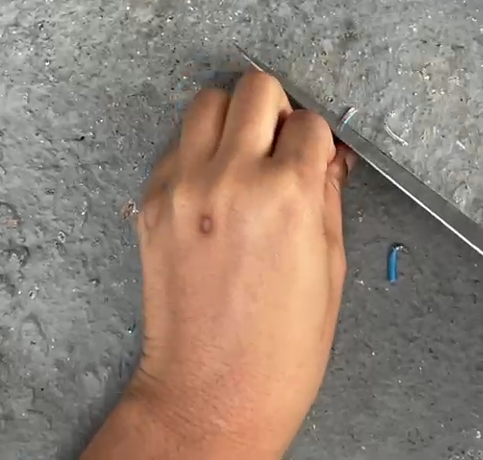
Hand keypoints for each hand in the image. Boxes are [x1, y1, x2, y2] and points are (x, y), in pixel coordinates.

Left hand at [82, 71, 353, 459]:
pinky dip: (197, 152)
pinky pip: (176, 144)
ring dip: (231, 118)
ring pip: (207, 101)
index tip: (312, 154)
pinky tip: (211, 188)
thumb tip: (330, 151)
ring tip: (240, 155)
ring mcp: (183, 185)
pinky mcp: (152, 199)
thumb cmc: (280, 347)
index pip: (308, 121)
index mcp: (285, 194)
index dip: (316, 138)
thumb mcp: (330, 267)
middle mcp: (230, 177)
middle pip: (254, 87)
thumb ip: (328, 193)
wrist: (209, 395)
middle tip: (277, 142)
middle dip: (276, 108)